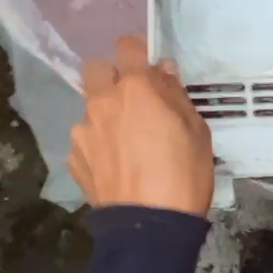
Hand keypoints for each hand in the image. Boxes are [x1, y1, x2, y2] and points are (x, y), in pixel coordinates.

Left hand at [69, 36, 214, 215]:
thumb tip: (164, 72)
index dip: (139, 53)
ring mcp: (83, 131)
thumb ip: (177, 96)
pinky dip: (98, 147)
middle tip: (134, 102)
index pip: (127, 47)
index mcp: (135, 89)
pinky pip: (85, 141)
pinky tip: (116, 167)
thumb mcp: (198, 133)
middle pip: (96, 70)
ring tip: (125, 145)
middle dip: (112, 78)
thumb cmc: (184, 175)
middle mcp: (102, 102)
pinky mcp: (74, 158)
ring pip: (90, 109)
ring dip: (105, 116)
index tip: (150, 69)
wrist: (151, 226)